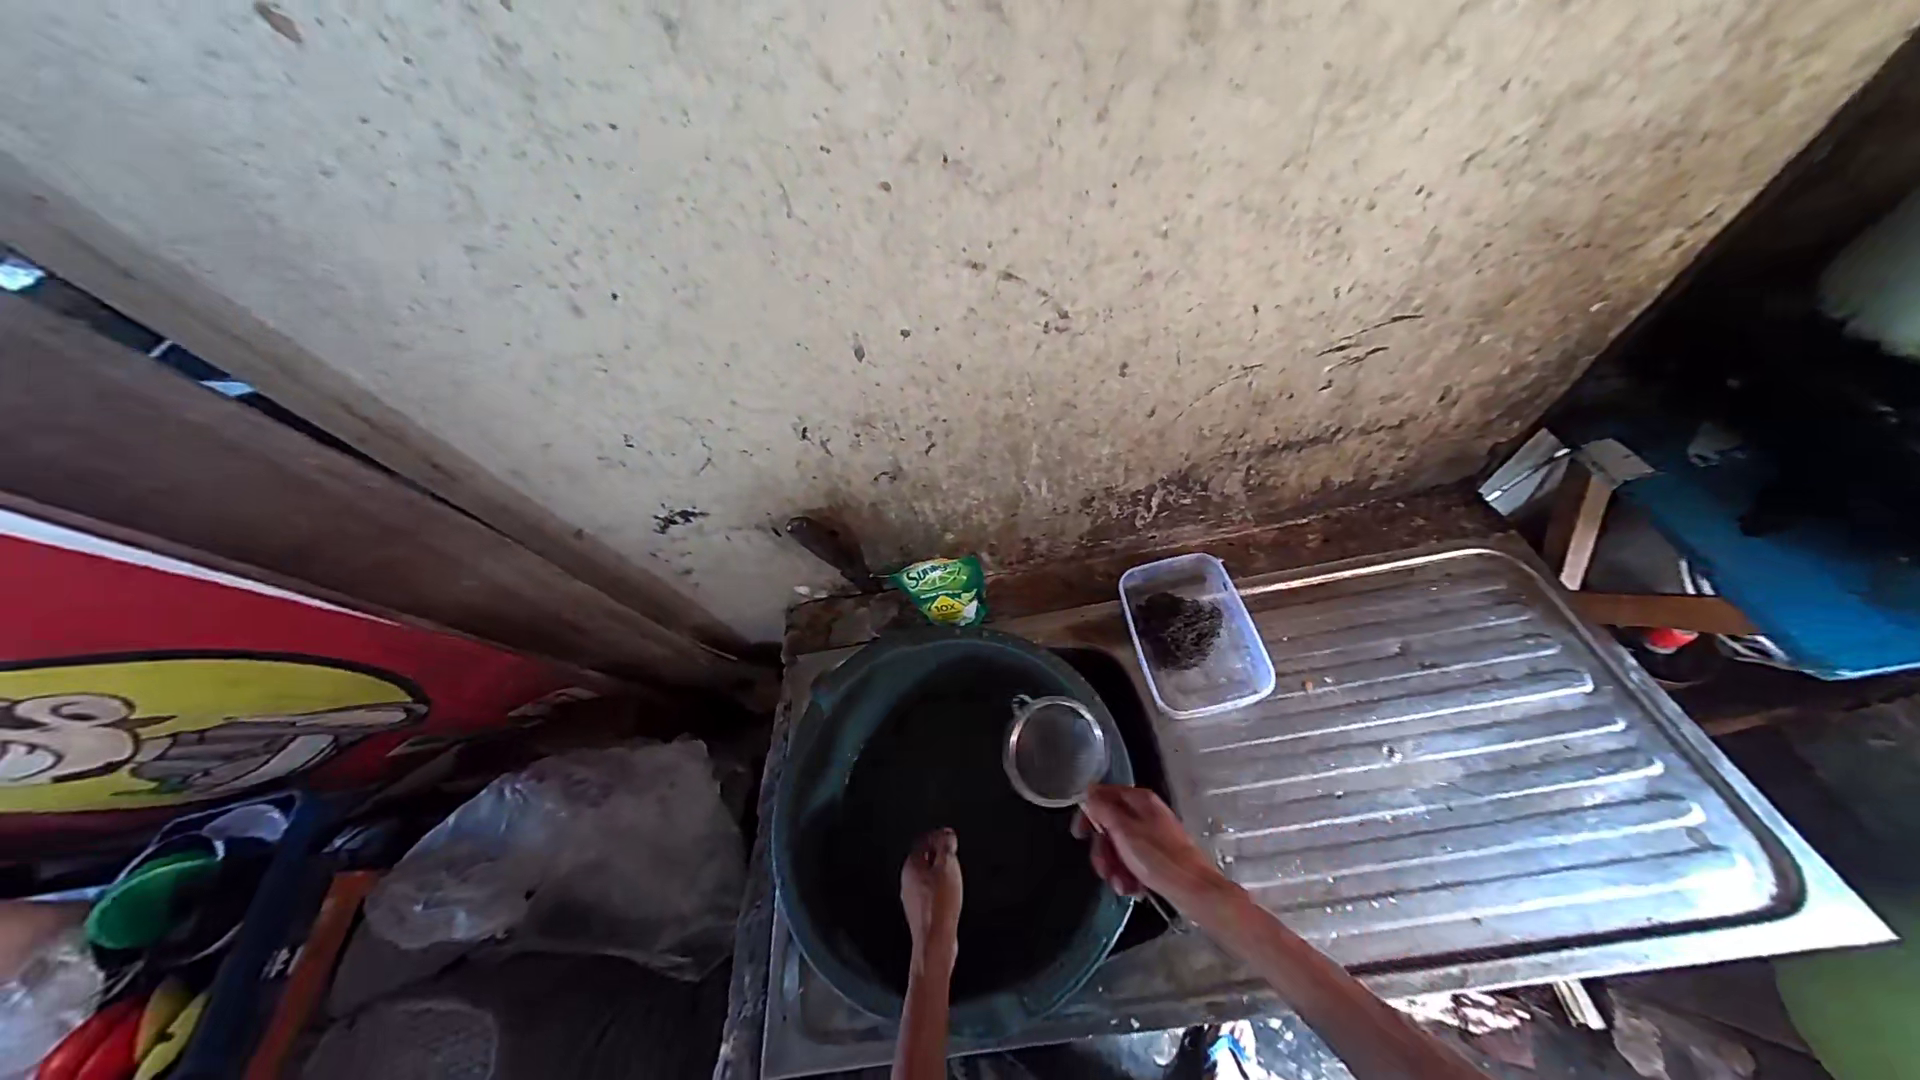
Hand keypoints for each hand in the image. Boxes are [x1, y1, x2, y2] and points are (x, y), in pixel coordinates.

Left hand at [899, 827, 962, 975]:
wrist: (935, 942)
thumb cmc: (940, 905)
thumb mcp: (948, 867)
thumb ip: (946, 846)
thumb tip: (946, 834)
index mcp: (911, 867)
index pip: (923, 842)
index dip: (937, 836)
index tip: (949, 837)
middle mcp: (907, 882)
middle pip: (924, 859)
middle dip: (939, 855)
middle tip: (953, 854)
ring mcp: (912, 899)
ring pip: (927, 877)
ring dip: (940, 873)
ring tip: (954, 874)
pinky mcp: (921, 913)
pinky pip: (930, 893)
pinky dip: (941, 889)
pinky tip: (951, 895)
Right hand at [1072, 785, 1230, 909]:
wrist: (1196, 891)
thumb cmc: (1158, 859)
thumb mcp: (1124, 831)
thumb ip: (1103, 809)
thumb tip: (1088, 793)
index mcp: (1139, 800)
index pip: (1102, 794)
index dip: (1088, 814)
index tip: (1079, 836)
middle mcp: (1145, 812)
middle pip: (1109, 824)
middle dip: (1103, 850)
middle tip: (1104, 869)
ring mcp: (1153, 834)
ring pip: (1119, 845)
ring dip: (1115, 866)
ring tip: (1121, 885)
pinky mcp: (1158, 856)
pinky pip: (1133, 860)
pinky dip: (1128, 874)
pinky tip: (1132, 888)